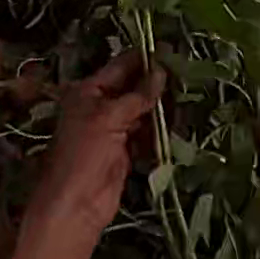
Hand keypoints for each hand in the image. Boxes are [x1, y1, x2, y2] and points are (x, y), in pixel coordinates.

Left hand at [30, 50, 165, 235]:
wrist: (75, 208)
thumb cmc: (84, 154)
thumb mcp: (109, 117)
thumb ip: (137, 95)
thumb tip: (161, 71)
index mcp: (89, 91)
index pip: (121, 66)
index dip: (144, 58)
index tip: (169, 50)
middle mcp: (101, 106)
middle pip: (133, 87)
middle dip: (155, 82)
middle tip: (183, 74)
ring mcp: (114, 128)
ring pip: (142, 109)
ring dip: (160, 106)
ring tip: (184, 97)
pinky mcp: (126, 150)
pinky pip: (146, 132)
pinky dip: (159, 128)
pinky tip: (176, 122)